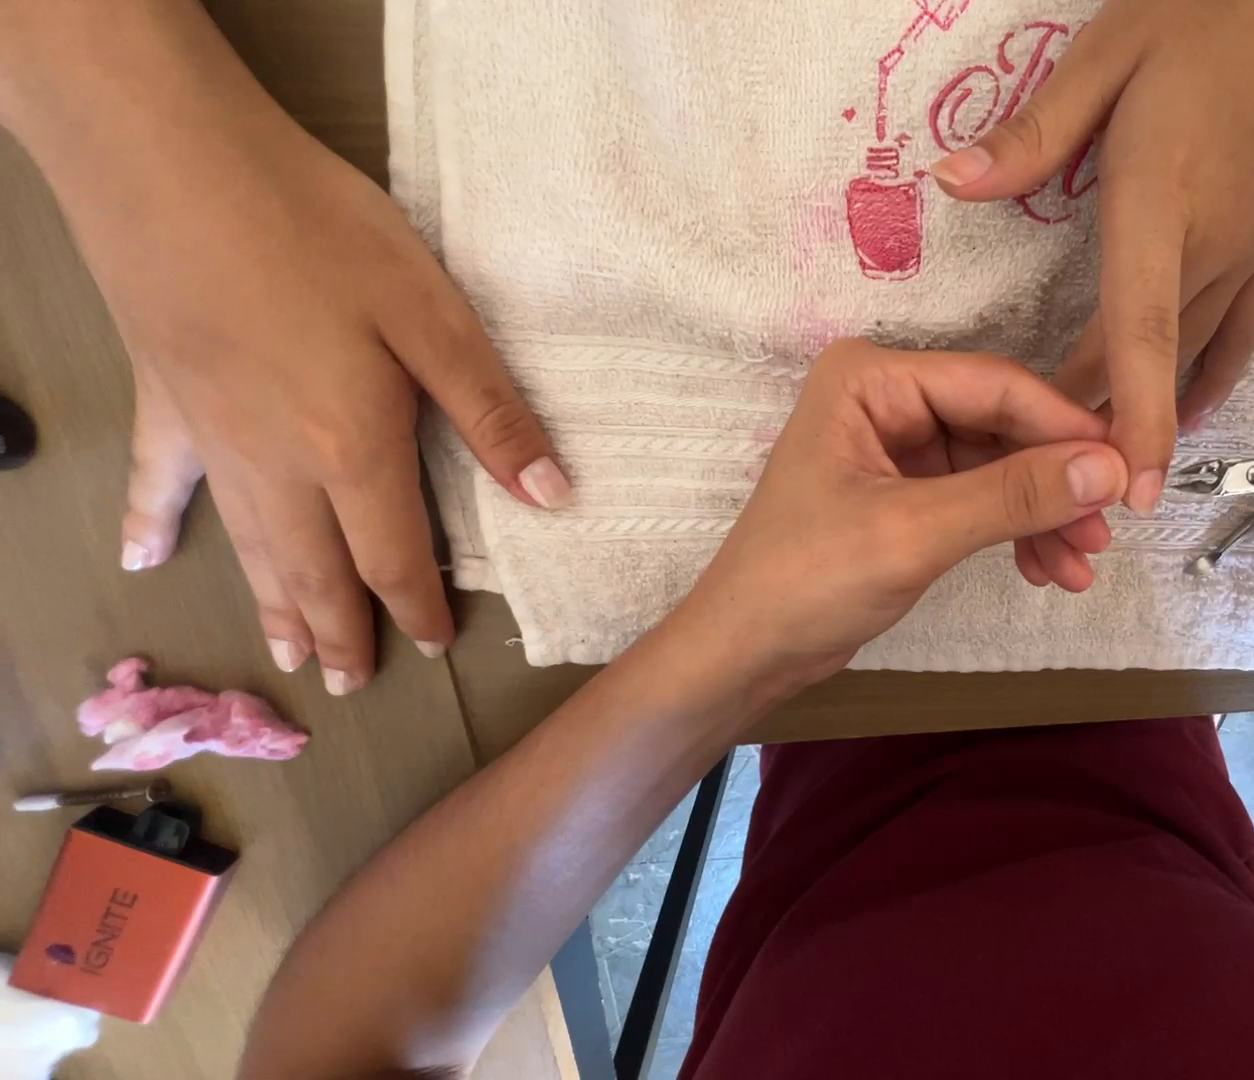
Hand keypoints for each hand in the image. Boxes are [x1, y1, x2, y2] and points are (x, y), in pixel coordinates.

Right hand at [5, 2, 569, 693]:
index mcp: (352, 449)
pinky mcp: (164, 393)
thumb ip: (494, 416)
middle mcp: (274, 461)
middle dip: (340, 630)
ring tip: (281, 657)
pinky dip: (155, 523)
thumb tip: (552, 495)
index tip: (436, 645)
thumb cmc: (324, 236)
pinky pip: (162, 480)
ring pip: (248, 546)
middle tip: (351, 685)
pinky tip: (140, 560)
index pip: (393, 556)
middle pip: (315, 570)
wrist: (169, 151)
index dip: (418, 605)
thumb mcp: (439, 324)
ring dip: (271, 605)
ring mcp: (209, 432)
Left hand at [676, 339, 1127, 688]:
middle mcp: (890, 399)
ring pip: (998, 468)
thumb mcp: (915, 533)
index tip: (1127, 471)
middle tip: (1107, 533)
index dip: (1065, 428)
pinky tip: (1047, 571)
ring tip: (1082, 567)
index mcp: (874, 379)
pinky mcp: (910, 493)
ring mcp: (901, 447)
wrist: (748, 652)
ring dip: (1041, 516)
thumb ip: (1012, 495)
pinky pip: (979, 500)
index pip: (993, 387)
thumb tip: (1109, 469)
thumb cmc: (809, 581)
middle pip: (1001, 428)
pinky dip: (1013, 533)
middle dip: (1055, 484)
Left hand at [932, 0, 1253, 513]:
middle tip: (1070, 481)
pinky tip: (1188, 411)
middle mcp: (1213, 243)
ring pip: (1197, 356)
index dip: (1136, 416)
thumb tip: (949, 182)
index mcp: (1159, 201)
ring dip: (1157, 411)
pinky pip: (1244, 333)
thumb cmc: (1208, 7)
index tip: (1128, 489)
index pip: (1141, 331)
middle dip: (1114, 425)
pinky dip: (1212, 380)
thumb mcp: (1105, 52)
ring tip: (1115, 460)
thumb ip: (1031, 134)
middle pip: (1155, 359)